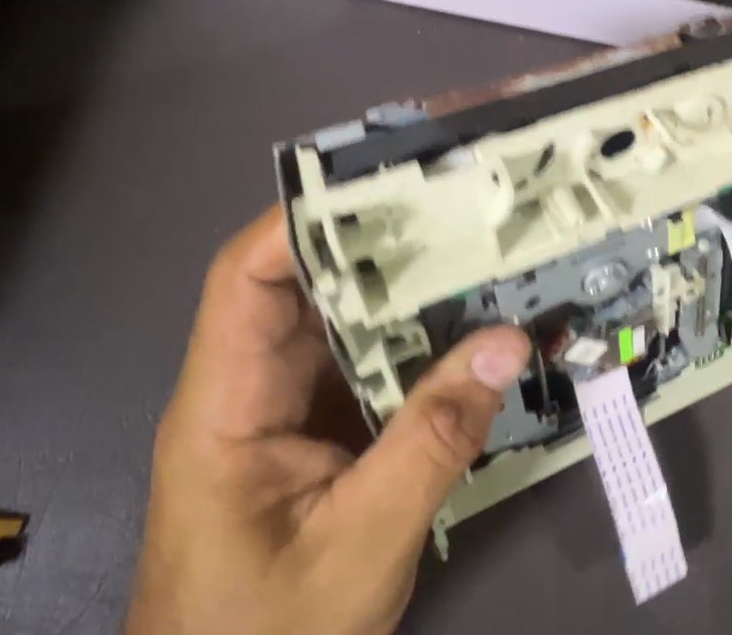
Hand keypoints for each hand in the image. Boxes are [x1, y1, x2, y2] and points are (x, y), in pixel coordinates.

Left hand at [126, 207, 531, 634]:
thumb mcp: (361, 543)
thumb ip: (433, 441)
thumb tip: (507, 343)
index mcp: (224, 410)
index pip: (243, 284)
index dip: (302, 225)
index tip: (384, 189)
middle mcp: (250, 396)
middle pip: (306, 293)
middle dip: (381, 249)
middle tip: (463, 217)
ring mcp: (286, 418)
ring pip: (345, 330)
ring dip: (411, 300)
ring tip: (483, 261)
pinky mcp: (321, 439)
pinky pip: (370, 373)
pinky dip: (421, 351)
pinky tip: (473, 336)